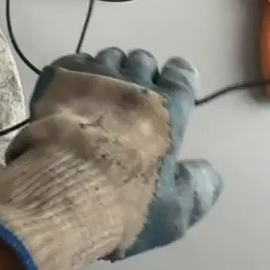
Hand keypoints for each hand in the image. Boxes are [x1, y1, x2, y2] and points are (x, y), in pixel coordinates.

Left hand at [0, 49, 220, 269]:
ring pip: (107, 57)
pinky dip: (74, 75)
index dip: (178, 79)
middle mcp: (133, 81)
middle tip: (131, 100)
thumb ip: (198, 188)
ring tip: (98, 96)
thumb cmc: (125, 204)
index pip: (182, 74)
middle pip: (142, 59)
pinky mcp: (59, 76)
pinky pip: (72, 62)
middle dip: (140, 74)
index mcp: (168, 107)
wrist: (63, 191)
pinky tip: (69, 95)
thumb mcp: (174, 212)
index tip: (172, 91)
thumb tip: (210, 171)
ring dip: (107, 72)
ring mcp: (94, 74)